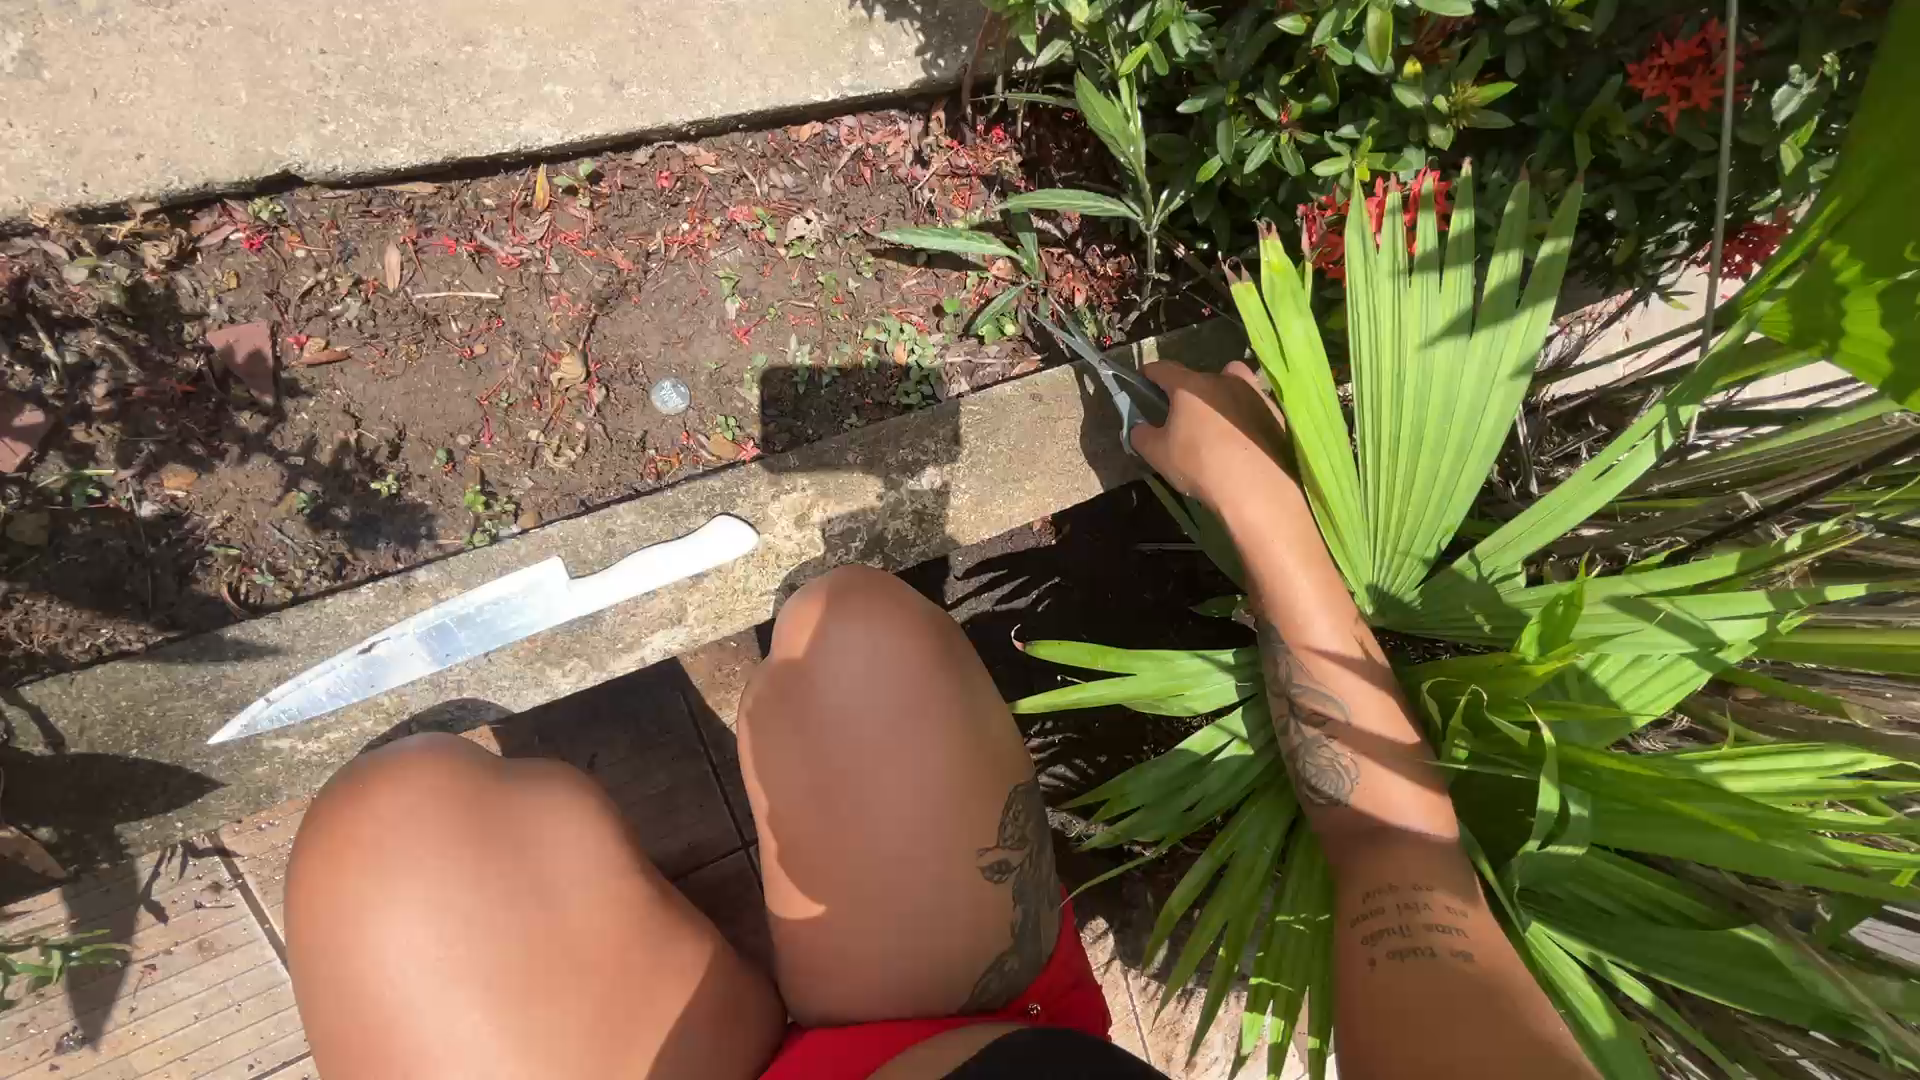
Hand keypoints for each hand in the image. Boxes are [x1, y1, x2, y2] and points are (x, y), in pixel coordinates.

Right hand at [1131, 360, 1296, 515]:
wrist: (1256, 485)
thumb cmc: (1198, 464)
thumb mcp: (1157, 454)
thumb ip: (1141, 435)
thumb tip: (1140, 427)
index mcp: (1189, 386)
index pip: (1163, 369)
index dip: (1150, 373)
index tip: (1144, 380)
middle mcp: (1223, 379)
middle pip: (1199, 377)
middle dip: (1187, 392)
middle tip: (1182, 414)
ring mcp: (1253, 392)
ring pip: (1231, 383)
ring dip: (1220, 395)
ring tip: (1216, 420)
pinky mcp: (1274, 410)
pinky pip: (1252, 404)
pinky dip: (1244, 414)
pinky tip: (1241, 437)